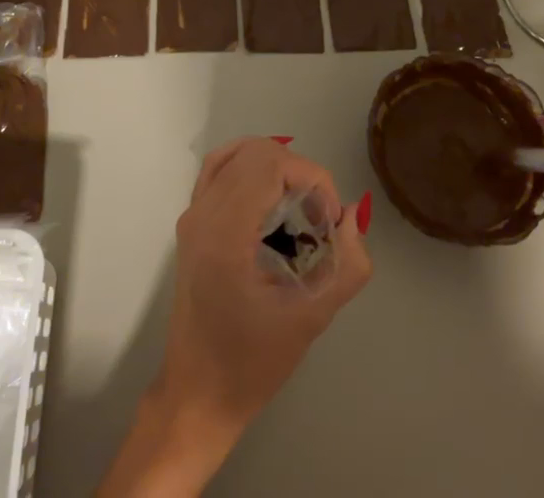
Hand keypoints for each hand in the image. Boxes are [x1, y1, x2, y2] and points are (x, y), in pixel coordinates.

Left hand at [160, 136, 371, 427]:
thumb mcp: (311, 318)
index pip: (271, 163)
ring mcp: (191, 216)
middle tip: (319, 219)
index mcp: (224, 234)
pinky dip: (252, 173)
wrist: (198, 392)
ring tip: (299, 211)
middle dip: (298, 173)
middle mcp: (201, 214)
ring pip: (235, 154)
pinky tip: (275, 208)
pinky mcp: (191, 225)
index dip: (313, 179)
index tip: (331, 222)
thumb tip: (352, 218)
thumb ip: (346, 265)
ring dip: (276, 170)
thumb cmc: (251, 362)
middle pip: (255, 151)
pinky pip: (220, 172)